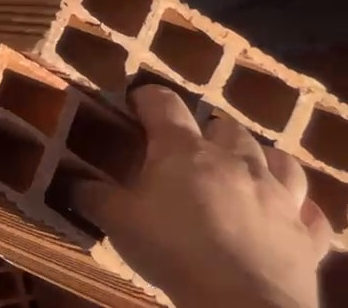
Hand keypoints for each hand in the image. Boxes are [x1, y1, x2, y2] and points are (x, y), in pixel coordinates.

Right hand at [75, 85, 331, 307]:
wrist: (244, 305)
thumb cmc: (172, 247)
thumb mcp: (113, 217)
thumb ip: (91, 192)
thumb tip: (72, 180)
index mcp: (184, 150)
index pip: (163, 102)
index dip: (145, 98)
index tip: (132, 107)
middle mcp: (236, 164)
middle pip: (229, 128)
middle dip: (208, 130)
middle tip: (188, 146)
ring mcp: (281, 200)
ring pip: (283, 162)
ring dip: (262, 160)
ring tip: (242, 169)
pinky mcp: (310, 237)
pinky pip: (313, 212)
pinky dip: (298, 207)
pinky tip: (285, 212)